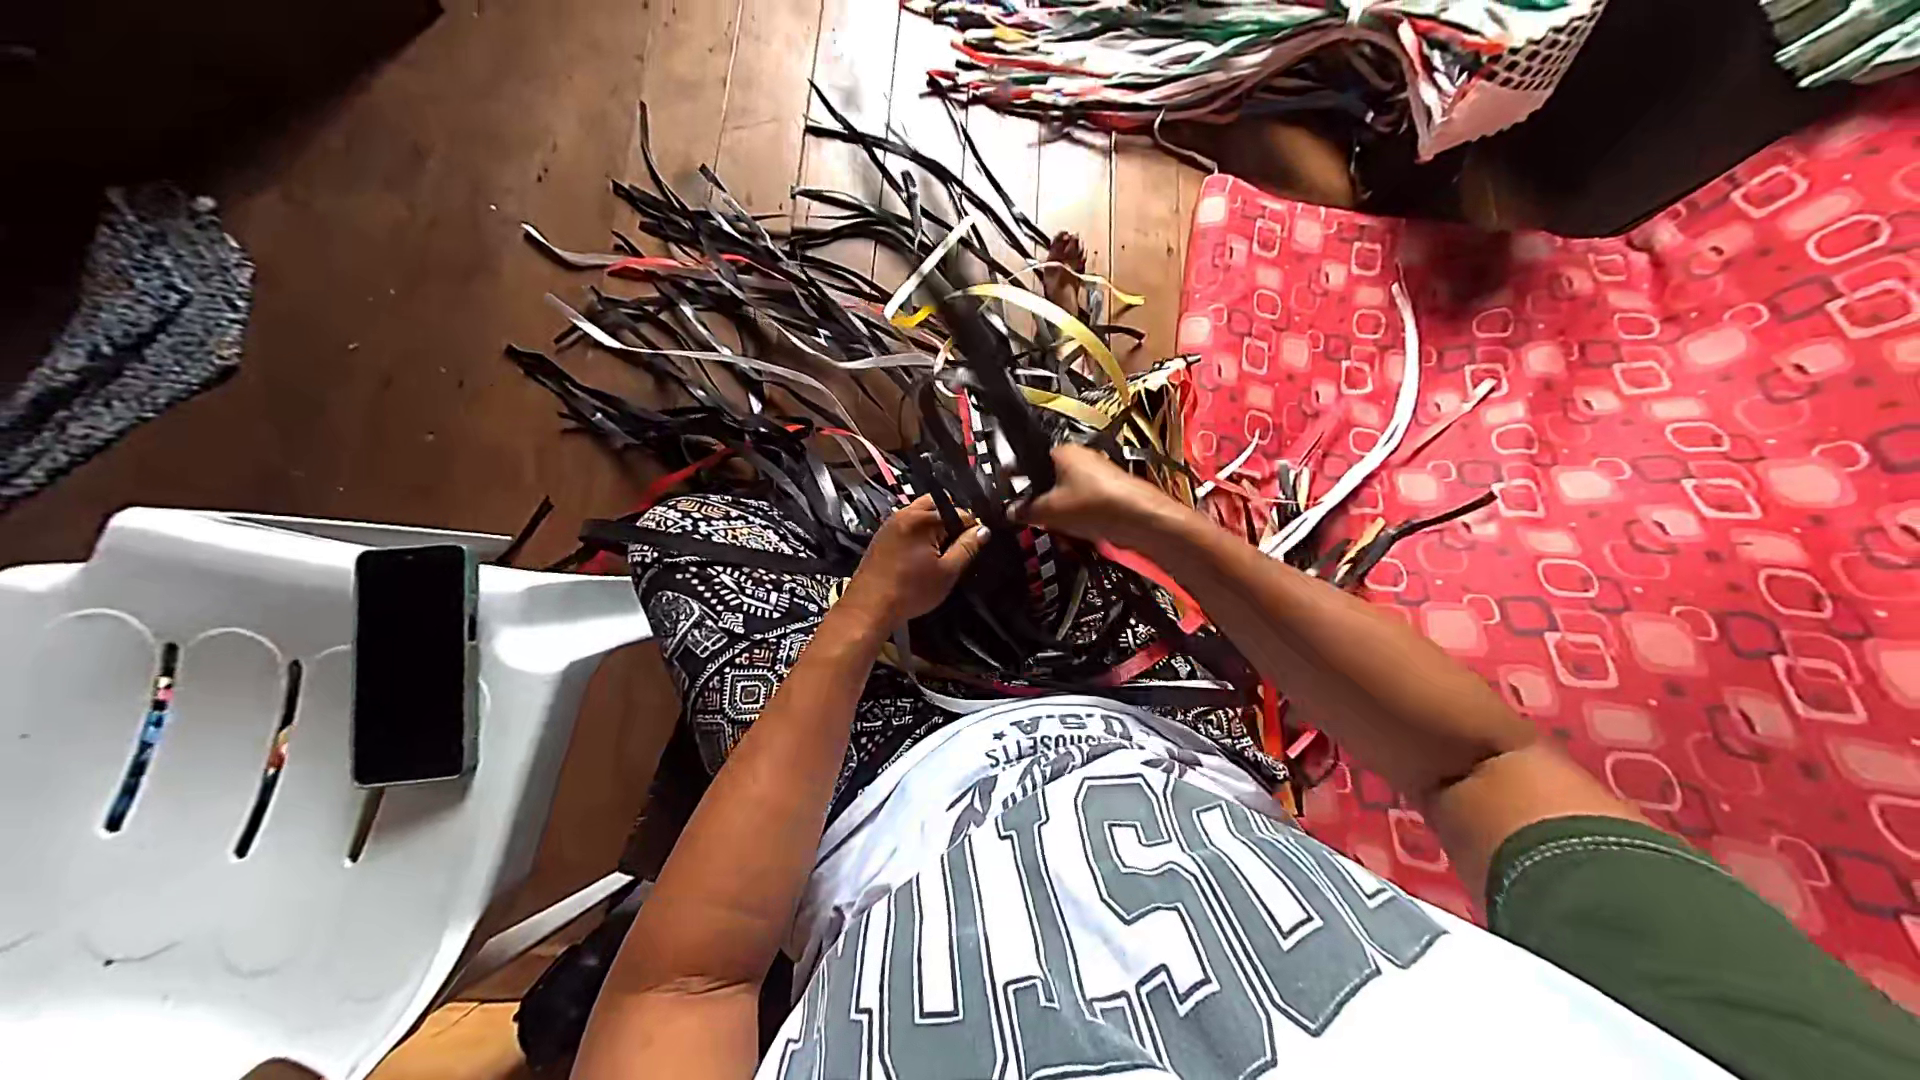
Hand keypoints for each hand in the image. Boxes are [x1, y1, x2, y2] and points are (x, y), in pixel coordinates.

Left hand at [838, 496, 990, 626]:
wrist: (869, 607)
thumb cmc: (909, 592)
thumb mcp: (947, 573)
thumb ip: (967, 548)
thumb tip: (983, 530)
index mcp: (923, 519)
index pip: (960, 513)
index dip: (970, 530)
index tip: (971, 548)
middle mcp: (905, 514)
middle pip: (938, 505)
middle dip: (950, 522)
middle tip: (954, 548)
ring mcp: (891, 523)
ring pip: (922, 513)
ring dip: (934, 526)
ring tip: (938, 553)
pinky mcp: (883, 534)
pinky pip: (908, 523)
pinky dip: (919, 532)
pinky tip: (920, 555)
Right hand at [1012, 444, 1186, 548]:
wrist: (1141, 521)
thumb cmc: (1100, 505)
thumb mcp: (1048, 512)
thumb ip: (1024, 511)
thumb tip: (1012, 512)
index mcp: (1063, 452)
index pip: (1030, 463)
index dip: (1021, 485)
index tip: (1016, 504)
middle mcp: (1082, 459)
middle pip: (1050, 485)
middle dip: (1044, 507)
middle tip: (1042, 521)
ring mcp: (1098, 477)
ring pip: (1067, 499)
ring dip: (1062, 519)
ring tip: (1064, 531)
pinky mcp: (1110, 495)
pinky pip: (1085, 509)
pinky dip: (1080, 523)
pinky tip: (1082, 535)